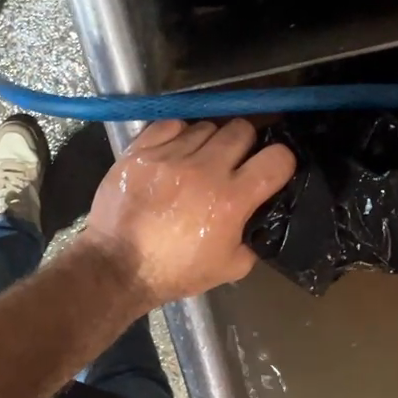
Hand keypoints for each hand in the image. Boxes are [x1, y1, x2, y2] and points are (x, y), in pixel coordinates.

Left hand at [81, 119, 297, 306]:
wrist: (118, 266)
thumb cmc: (175, 271)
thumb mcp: (230, 267)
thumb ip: (253, 237)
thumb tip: (259, 213)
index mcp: (231, 200)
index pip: (277, 158)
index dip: (280, 162)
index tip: (271, 170)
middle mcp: (204, 170)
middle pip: (241, 130)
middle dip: (244, 145)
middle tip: (234, 163)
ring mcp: (169, 157)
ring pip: (205, 126)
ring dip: (209, 142)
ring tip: (199, 161)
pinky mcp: (140, 151)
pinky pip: (170, 125)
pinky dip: (177, 135)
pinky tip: (174, 153)